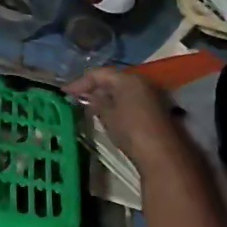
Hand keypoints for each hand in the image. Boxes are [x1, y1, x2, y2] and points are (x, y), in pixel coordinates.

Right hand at [66, 68, 183, 169]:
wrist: (162, 152)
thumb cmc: (131, 130)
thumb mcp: (108, 116)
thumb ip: (96, 102)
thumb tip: (88, 96)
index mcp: (127, 78)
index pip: (98, 73)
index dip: (80, 82)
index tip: (65, 93)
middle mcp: (141, 81)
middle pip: (112, 79)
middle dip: (93, 87)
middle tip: (76, 98)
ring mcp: (150, 93)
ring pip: (122, 89)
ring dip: (106, 95)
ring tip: (89, 106)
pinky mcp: (155, 107)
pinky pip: (130, 98)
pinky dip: (117, 102)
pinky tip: (107, 113)